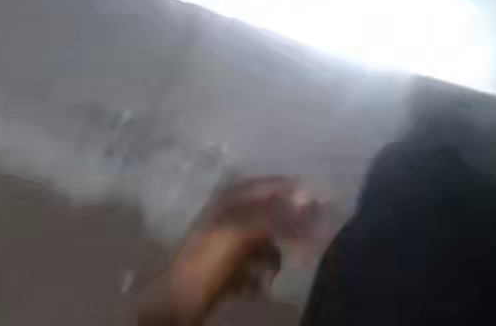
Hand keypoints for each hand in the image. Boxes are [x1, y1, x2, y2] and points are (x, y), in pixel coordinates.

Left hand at [137, 177, 322, 325]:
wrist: (172, 310)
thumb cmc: (207, 264)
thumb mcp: (243, 232)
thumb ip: (277, 212)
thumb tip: (309, 196)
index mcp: (234, 197)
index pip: (276, 185)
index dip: (300, 193)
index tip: (324, 203)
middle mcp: (233, 212)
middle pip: (274, 212)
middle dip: (291, 229)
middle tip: (310, 244)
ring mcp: (229, 239)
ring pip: (267, 241)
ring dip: (274, 257)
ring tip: (271, 276)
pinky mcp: (227, 266)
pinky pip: (255, 264)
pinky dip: (260, 273)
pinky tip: (255, 286)